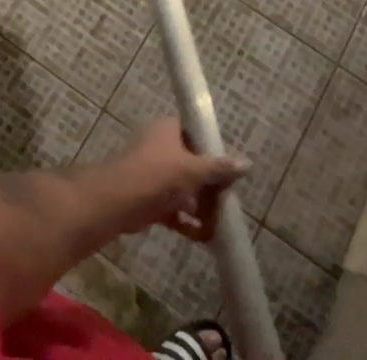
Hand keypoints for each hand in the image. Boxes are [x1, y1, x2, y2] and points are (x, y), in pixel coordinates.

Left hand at [111, 117, 248, 242]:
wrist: (119, 200)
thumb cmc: (159, 173)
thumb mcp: (194, 169)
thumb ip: (219, 168)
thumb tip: (247, 163)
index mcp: (167, 129)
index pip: (194, 134)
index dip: (211, 150)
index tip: (228, 168)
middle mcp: (158, 147)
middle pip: (190, 164)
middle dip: (208, 185)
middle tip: (228, 200)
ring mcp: (151, 173)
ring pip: (182, 189)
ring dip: (200, 206)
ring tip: (221, 223)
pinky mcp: (147, 198)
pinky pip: (172, 208)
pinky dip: (187, 221)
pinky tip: (206, 237)